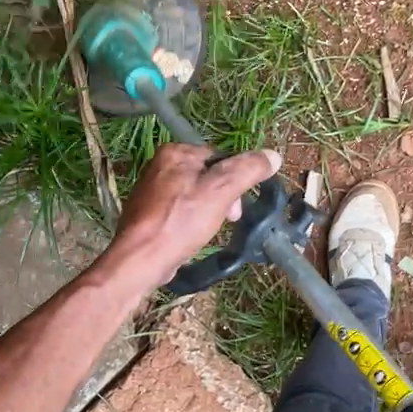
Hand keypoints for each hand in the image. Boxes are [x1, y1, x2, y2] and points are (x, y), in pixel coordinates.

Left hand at [94, 144, 280, 291]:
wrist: (140, 258)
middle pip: (206, 176)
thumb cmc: (180, 222)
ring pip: (193, 195)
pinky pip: (178, 211)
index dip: (235, 181)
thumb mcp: (220, 192)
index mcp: (175, 152)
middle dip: (221, 198)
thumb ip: (247, 170)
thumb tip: (272, 156)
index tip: (237, 207)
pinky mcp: (146, 212)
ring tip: (207, 231)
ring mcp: (150, 189)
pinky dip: (189, 221)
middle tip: (227, 220)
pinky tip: (190, 237)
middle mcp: (159, 165)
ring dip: (207, 211)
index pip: (219, 158)